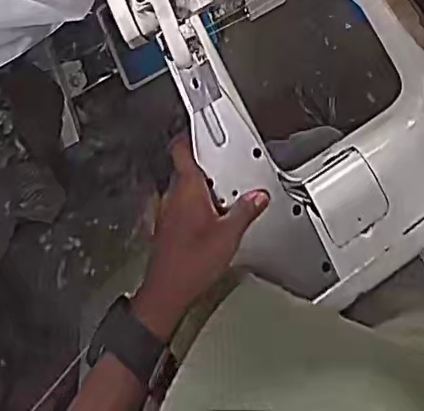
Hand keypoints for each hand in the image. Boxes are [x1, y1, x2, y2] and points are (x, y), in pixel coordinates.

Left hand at [133, 132, 267, 339]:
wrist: (166, 295)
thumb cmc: (190, 265)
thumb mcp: (229, 235)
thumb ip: (246, 211)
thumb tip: (258, 197)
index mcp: (187, 189)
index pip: (181, 150)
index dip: (189, 136)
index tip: (198, 127)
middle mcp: (173, 197)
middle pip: (187, 169)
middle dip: (207, 168)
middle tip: (225, 172)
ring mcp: (167, 213)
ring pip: (184, 189)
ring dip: (201, 189)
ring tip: (221, 200)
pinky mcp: (166, 229)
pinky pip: (180, 207)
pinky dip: (194, 207)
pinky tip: (208, 222)